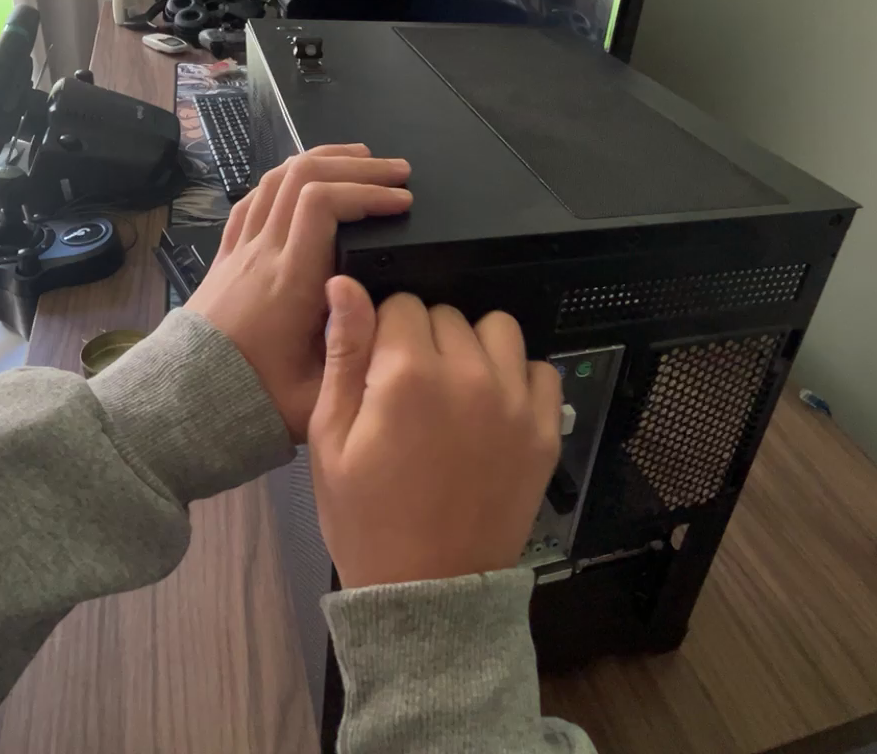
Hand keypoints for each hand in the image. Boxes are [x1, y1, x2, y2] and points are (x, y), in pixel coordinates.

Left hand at [184, 145, 410, 440]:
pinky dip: (287, 177)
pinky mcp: (226, 253)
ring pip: (276, 177)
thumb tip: (388, 313)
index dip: (368, 191)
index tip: (403, 202)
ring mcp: (239, 248)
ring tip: (362, 160)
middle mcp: (262, 252)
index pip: (323, 204)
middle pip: (303, 175)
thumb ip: (358, 355)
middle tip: (397, 173)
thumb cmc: (256, 401)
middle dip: (357, 165)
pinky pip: (254, 196)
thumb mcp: (320, 395)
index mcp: (288, 281)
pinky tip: (308, 180)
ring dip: (324, 160)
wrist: (185, 405)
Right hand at [308, 283, 561, 587]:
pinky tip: (494, 406)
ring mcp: (515, 401)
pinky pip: (540, 369)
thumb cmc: (366, 517)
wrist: (427, 590)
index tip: (380, 367)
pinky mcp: (545, 429)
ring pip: (498, 328)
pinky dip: (518, 376)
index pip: (402, 304)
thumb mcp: (331, 438)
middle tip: (412, 389)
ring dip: (474, 347)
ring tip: (456, 388)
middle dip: (424, 339)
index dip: (384, 331)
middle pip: (447, 313)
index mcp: (409, 374)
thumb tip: (344, 285)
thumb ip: (344, 353)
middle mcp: (470, 375)